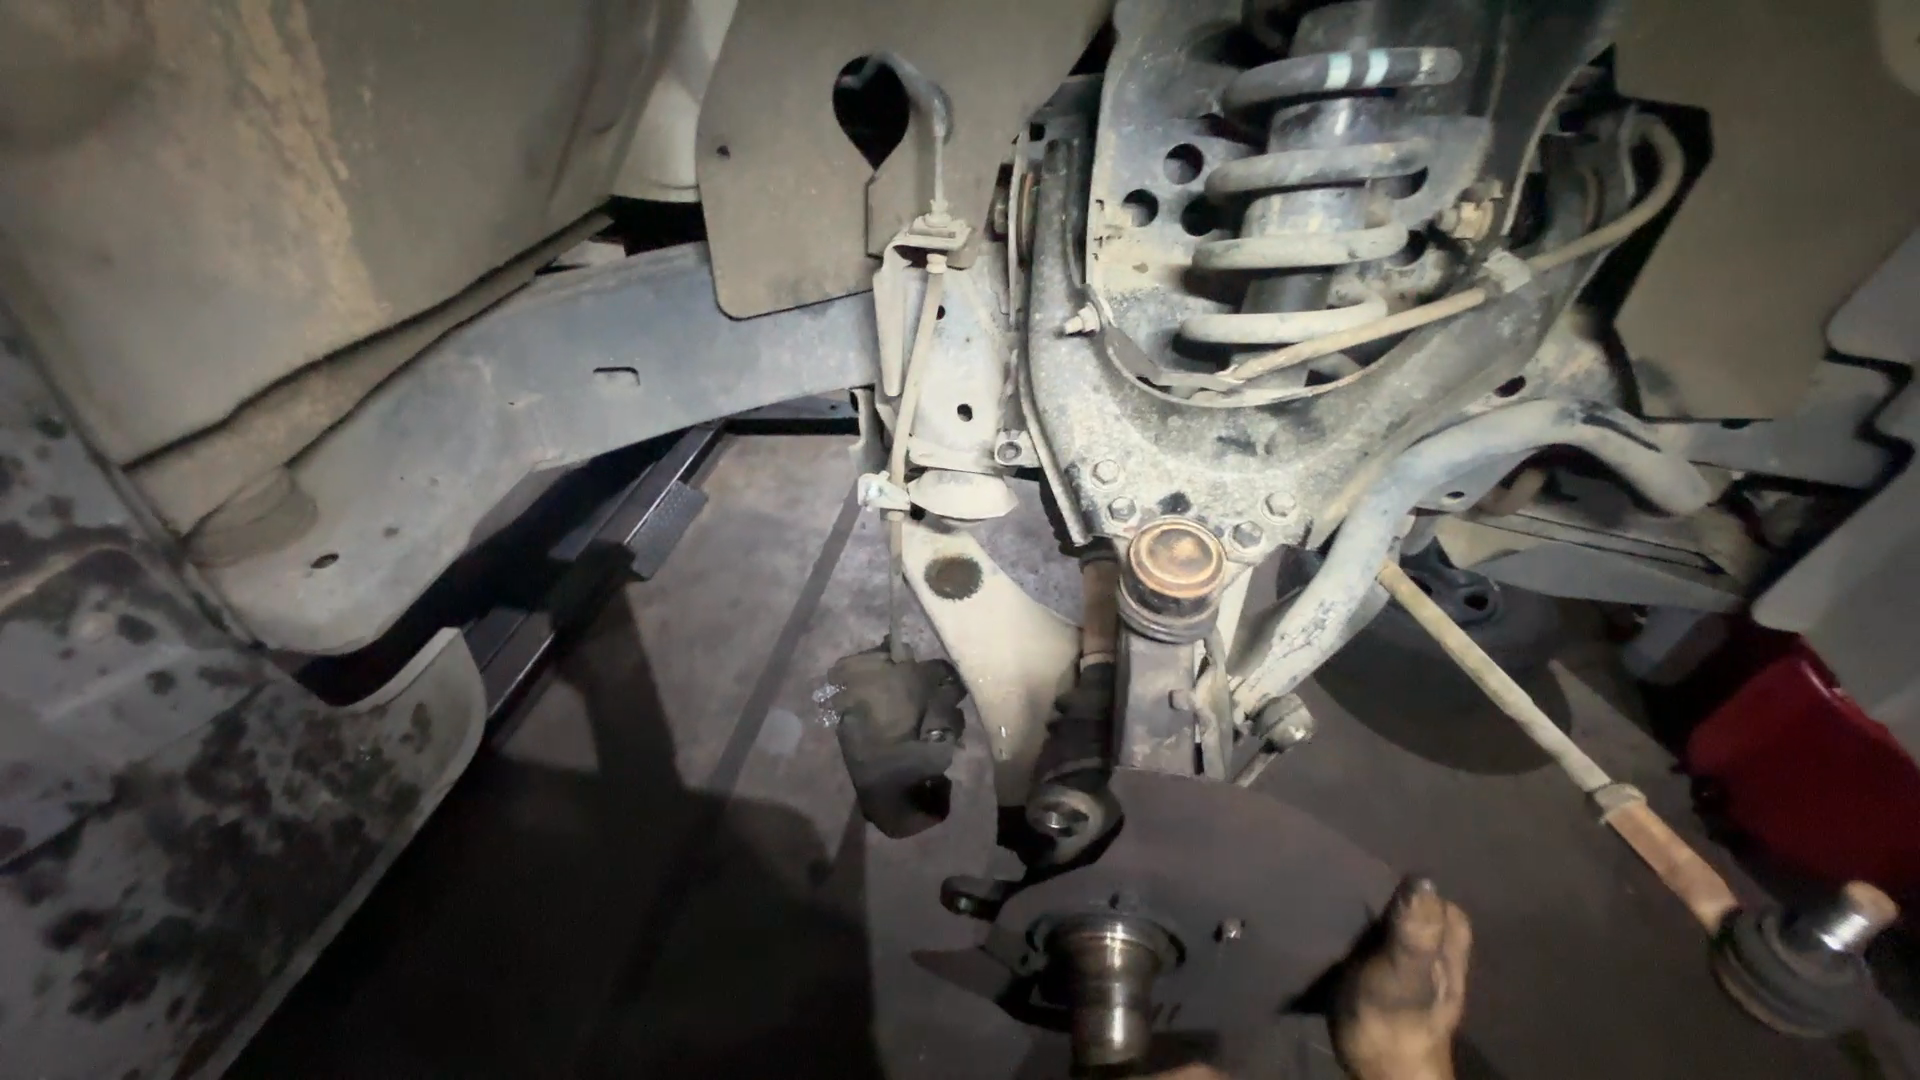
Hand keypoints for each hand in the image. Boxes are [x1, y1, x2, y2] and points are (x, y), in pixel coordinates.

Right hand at [1332, 878, 1471, 1079]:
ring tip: (1327, 892)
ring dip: (1362, 906)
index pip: (1431, 894)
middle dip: (1379, 888)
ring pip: (1388, 918)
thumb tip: (1422, 876)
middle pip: (1408, 902)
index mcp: (1448, 944)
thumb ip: (1416, 932)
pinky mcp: (1380, 974)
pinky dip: (1351, 926)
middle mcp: (1432, 948)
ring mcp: (1407, 962)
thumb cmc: (1397, 1024)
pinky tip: (1327, 921)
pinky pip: (1368, 936)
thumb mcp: (1406, 975)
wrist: (1379, 1075)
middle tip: (1338, 877)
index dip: (1401, 879)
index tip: (1362, 866)